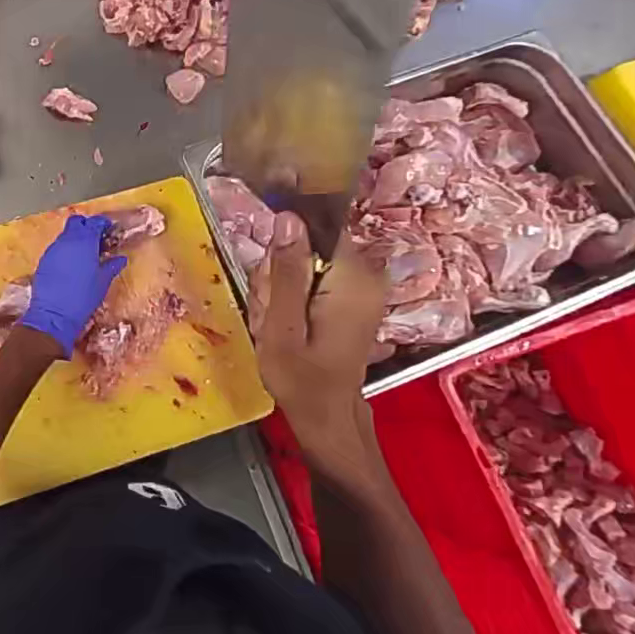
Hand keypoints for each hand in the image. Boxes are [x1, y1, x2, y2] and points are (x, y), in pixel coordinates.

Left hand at [19, 214, 125, 358]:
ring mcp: (52, 249)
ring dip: (75, 239)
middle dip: (86, 226)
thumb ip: (112, 266)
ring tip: (84, 254)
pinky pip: (56, 248)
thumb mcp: (102, 281)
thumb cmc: (83, 296)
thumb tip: (121, 258)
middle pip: (76, 222)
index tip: (109, 230)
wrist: (54, 315)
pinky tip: (71, 265)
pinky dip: (65, 250)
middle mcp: (66, 240)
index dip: (102, 224)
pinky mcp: (43, 260)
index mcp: (84, 241)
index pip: (94, 222)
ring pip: (65, 235)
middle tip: (96, 239)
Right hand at [248, 211, 388, 463]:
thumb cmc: (301, 378)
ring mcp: (362, 285)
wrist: (325, 415)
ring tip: (276, 324)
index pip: (315, 228)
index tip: (268, 282)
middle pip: (307, 246)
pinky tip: (285, 324)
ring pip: (304, 262)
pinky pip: (312, 279)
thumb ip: (285, 271)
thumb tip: (287, 218)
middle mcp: (366, 273)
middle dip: (278, 275)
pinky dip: (292, 298)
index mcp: (353, 278)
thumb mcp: (281, 326)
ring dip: (280, 289)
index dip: (283, 247)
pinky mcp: (352, 295)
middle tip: (270, 314)